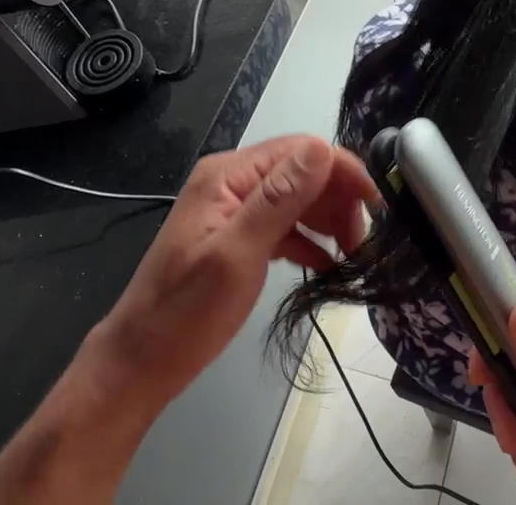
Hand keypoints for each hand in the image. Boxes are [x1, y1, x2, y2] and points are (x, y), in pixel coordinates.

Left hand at [0, 135, 377, 504]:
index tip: (376, 205)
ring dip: (328, 218)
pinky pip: (284, 224)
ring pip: (297, 197)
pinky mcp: (237, 236)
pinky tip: (328, 264)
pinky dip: (309, 239)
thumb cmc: (186, 313)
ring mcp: (233, 209)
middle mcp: (231, 182)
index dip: (343, 171)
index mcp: (228, 175)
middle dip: (339, 198)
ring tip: (353, 253)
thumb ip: (280, 199)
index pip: (301, 150)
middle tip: (363, 241)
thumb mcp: (237, 254)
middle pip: (302, 171)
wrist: (139, 366)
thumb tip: (322, 149)